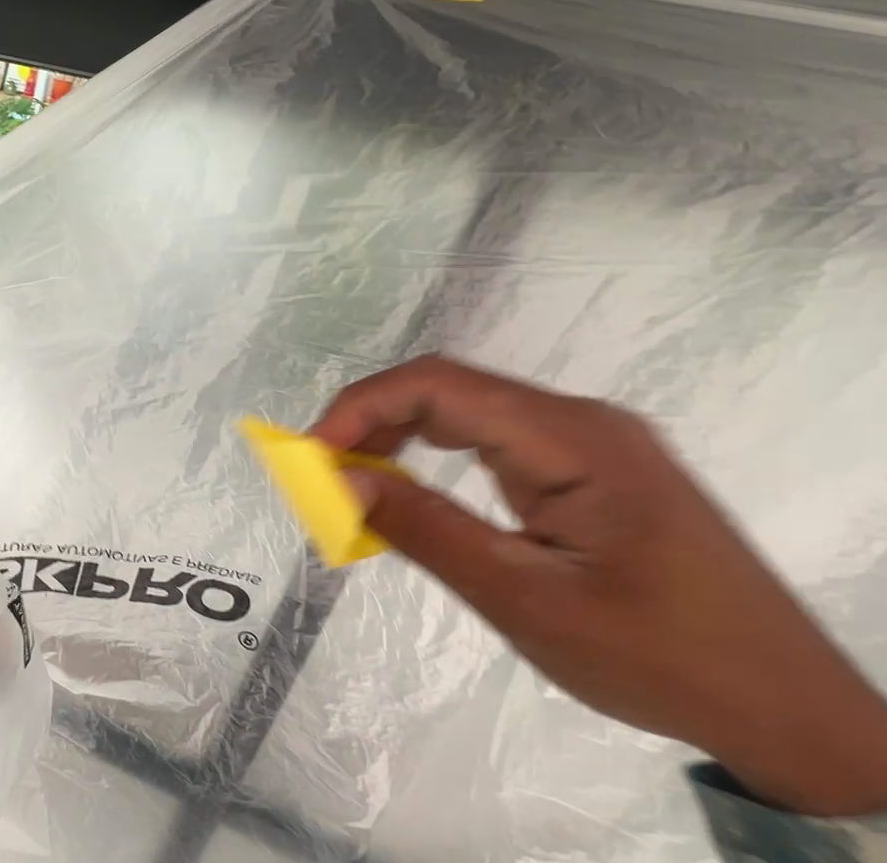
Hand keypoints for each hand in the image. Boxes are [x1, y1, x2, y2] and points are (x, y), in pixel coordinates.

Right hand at [312, 355, 886, 816]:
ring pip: (466, 411)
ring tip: (352, 485)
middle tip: (320, 476)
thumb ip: (423, 529)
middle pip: (447, 389)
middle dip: (370, 422)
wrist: (787, 711)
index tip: (310, 459)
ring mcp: (590, 443)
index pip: (437, 386)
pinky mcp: (591, 469)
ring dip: (397, 438)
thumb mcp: (523, 600)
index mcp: (572, 440)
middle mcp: (581, 422)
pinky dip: (433, 457)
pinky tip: (408, 489)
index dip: (359, 409)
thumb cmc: (658, 658)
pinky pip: (492, 441)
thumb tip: (338, 480)